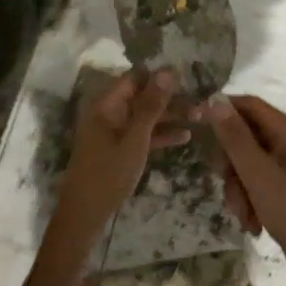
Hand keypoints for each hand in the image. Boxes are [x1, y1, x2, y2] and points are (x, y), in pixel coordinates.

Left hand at [53, 69, 186, 236]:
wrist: (85, 215)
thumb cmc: (109, 173)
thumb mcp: (135, 138)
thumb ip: (151, 105)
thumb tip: (167, 71)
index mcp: (106, 103)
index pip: (136, 77)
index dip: (160, 75)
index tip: (188, 76)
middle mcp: (109, 112)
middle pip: (143, 96)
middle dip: (170, 98)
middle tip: (200, 100)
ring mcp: (114, 131)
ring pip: (145, 116)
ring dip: (170, 116)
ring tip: (199, 116)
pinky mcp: (119, 148)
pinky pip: (142, 133)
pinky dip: (160, 134)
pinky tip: (185, 137)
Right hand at [204, 95, 285, 284]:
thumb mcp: (257, 173)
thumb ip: (235, 136)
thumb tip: (215, 100)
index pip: (249, 105)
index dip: (224, 111)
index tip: (199, 125)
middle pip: (246, 137)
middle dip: (231, 164)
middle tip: (225, 182)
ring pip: (249, 164)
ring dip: (239, 188)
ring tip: (242, 214)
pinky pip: (259, 182)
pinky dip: (251, 200)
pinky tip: (252, 222)